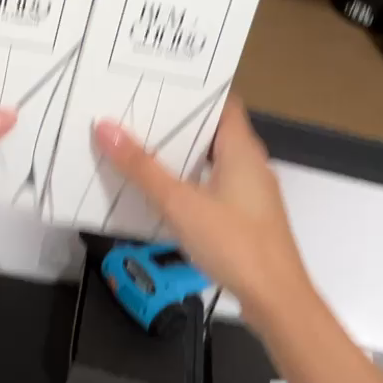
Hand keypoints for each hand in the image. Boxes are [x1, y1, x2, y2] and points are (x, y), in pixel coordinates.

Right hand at [93, 97, 310, 317]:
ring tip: (139, 145)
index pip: (221, 101)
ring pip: (211, 160)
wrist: (277, 301)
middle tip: (135, 111)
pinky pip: (213, 185)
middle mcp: (250, 163)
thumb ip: (142, 167)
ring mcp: (251, 192)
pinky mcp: (247, 217)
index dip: (192, 89)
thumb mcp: (180, 203)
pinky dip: (189, 181)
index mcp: (241, 148)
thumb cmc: (234, 243)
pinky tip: (162, 191)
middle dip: (176, 121)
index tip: (157, 81)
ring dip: (181, 154)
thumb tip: (105, 126)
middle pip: (212, 130)